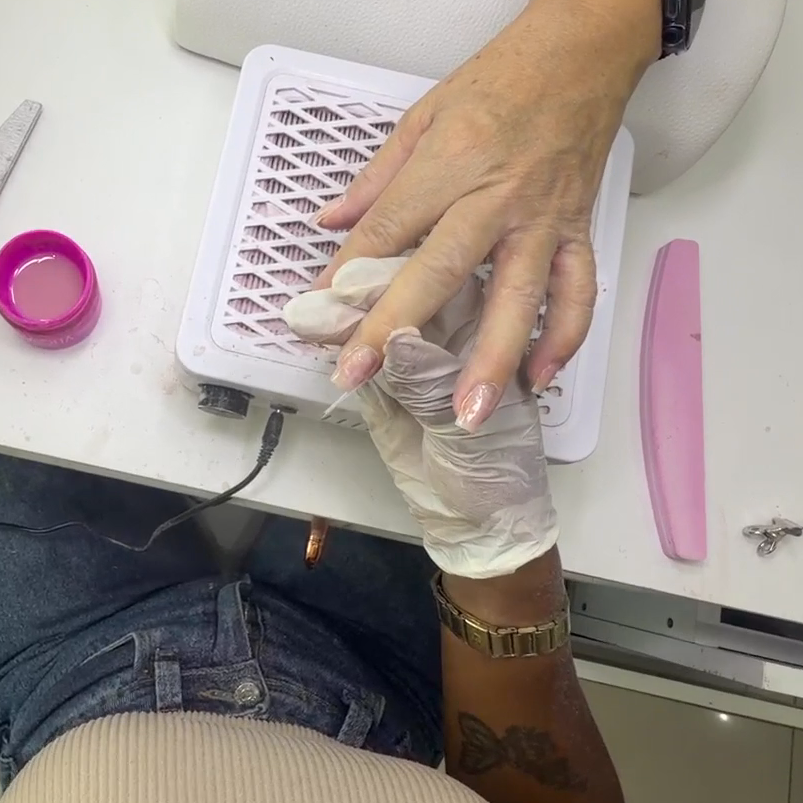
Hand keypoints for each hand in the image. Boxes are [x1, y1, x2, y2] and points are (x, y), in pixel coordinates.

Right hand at [286, 263, 557, 578]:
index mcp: (486, 336)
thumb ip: (434, 384)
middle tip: (325, 295)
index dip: (404, 279)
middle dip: (363, 295)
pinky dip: (336, 347)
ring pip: (374, 326)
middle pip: (402, 298)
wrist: (475, 523)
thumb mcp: (474, 432)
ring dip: (342, 318)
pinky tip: (313, 333)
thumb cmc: (495, 474)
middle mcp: (448, 338)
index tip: (364, 280)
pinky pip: (358, 358)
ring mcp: (411, 361)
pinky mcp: (382, 386)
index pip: (445, 288)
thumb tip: (398, 336)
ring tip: (308, 312)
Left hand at [316, 0, 657, 430]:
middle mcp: (497, 196)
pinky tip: (540, 379)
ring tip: (469, 414)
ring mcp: (544, 217)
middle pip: (441, 271)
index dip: (347, 272)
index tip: (319, 312)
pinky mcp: (580, 228)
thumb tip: (329, 225)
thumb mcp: (422, 115)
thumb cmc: (498, 78)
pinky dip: (565, 338)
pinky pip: (578, 290)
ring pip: (520, 297)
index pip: (387, 228)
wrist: (585, 47)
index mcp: (450, 161)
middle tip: (362, 376)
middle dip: (397, 328)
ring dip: (494, 361)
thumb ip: (376, 178)